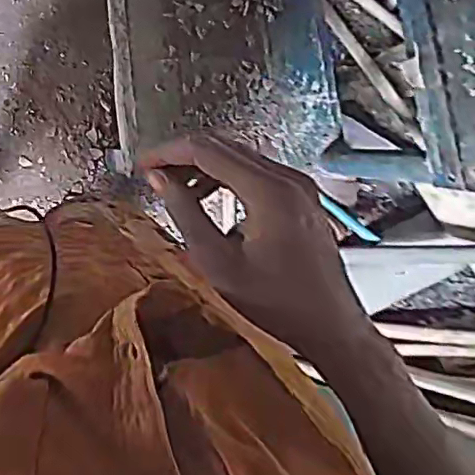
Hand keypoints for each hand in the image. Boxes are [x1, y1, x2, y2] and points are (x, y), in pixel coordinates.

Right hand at [138, 134, 371, 359]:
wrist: (332, 328)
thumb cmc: (277, 303)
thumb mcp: (216, 261)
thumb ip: (184, 213)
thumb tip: (158, 179)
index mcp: (269, 192)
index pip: (205, 151)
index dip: (166, 153)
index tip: (143, 164)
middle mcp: (288, 180)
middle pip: (221, 146)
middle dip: (180, 155)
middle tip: (151, 172)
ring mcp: (298, 186)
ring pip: (236, 155)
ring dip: (199, 164)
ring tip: (171, 185)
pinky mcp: (300, 197)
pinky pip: (252, 170)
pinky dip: (221, 175)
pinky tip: (203, 195)